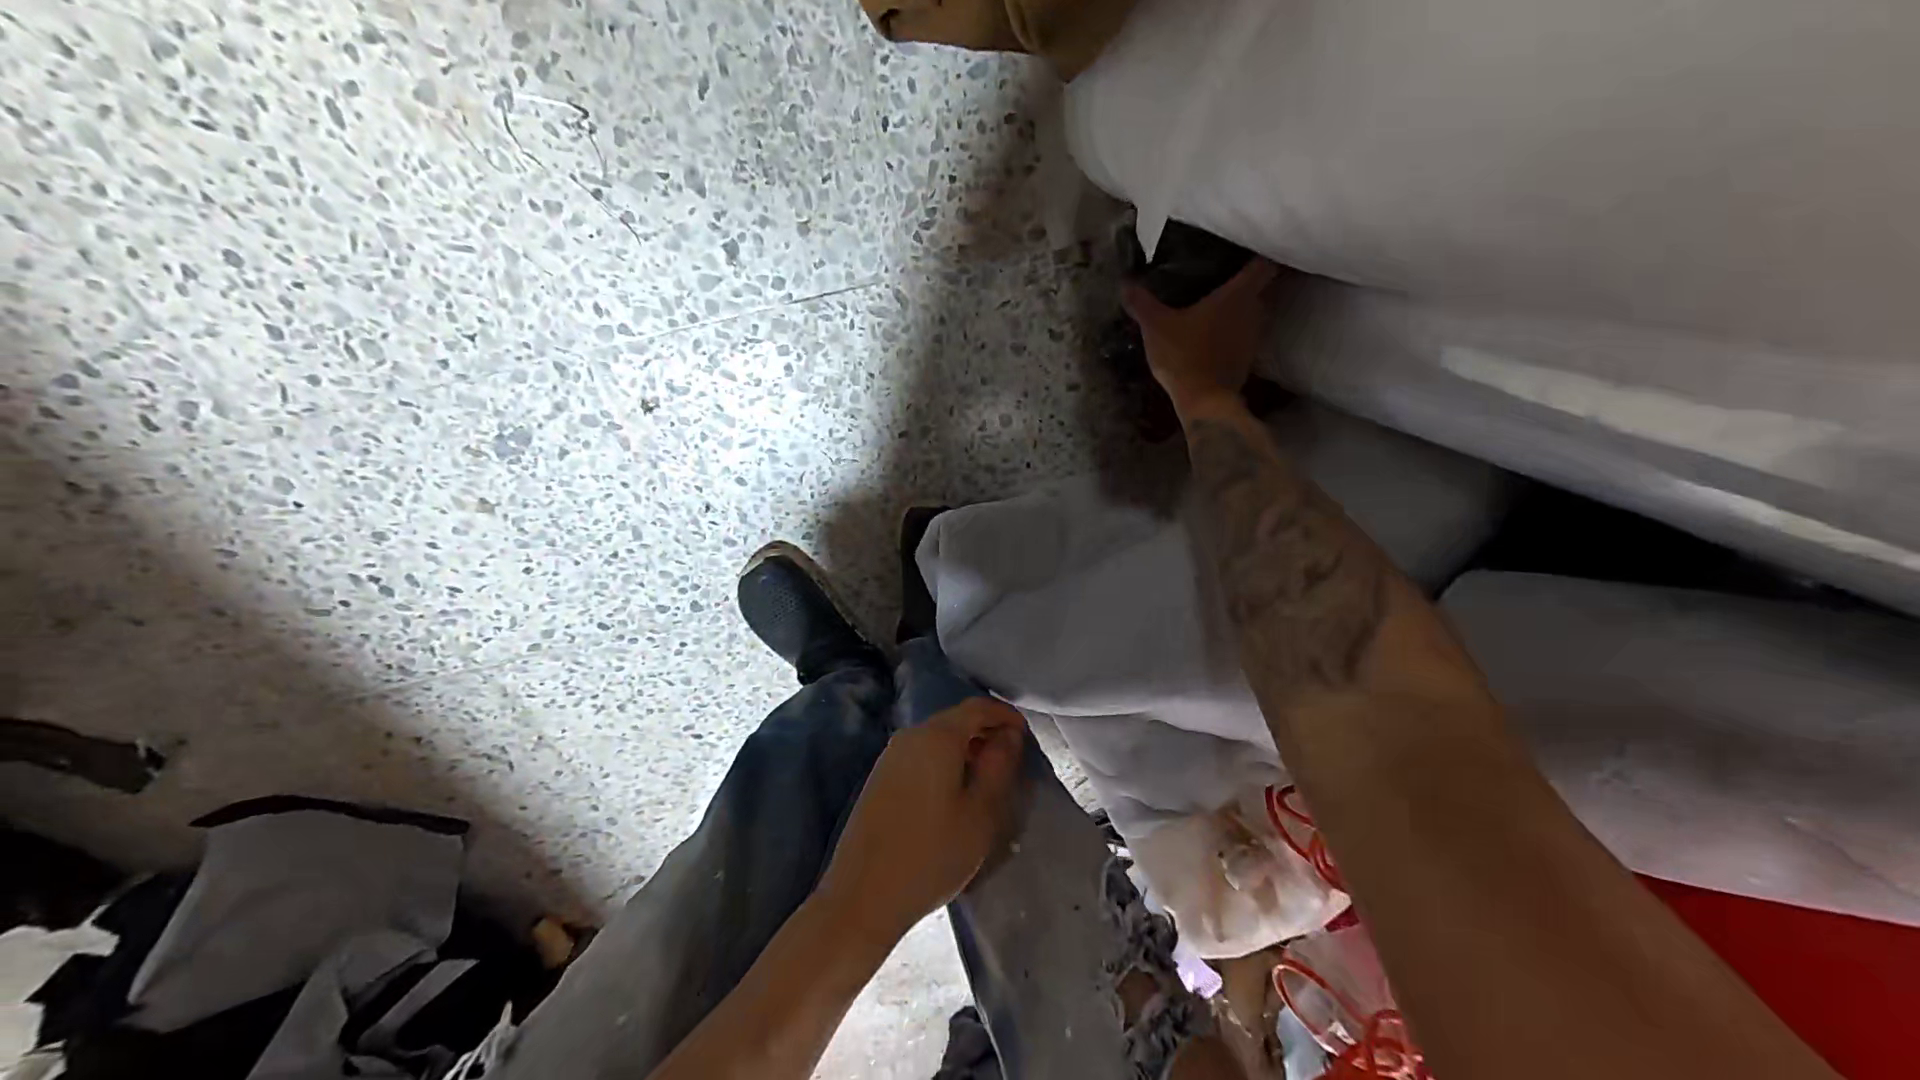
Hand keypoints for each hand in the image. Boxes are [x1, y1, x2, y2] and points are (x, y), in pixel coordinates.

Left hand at [816, 697, 1025, 940]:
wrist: (863, 896)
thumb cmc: (932, 854)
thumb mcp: (980, 812)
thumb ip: (999, 766)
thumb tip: (1008, 735)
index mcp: (935, 737)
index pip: (976, 707)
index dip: (1005, 715)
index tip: (1026, 734)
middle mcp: (909, 737)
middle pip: (955, 720)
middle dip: (986, 732)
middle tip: (1011, 759)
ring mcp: (890, 757)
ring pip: (936, 739)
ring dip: (965, 749)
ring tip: (987, 779)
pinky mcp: (879, 778)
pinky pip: (920, 756)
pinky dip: (944, 762)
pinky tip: (954, 793)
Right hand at [1123, 258, 1282, 418]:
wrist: (1204, 401)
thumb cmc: (1184, 355)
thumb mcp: (1155, 326)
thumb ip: (1141, 303)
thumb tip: (1126, 283)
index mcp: (1237, 295)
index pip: (1263, 265)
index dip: (1259, 255)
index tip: (1245, 253)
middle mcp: (1253, 311)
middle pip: (1258, 288)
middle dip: (1243, 283)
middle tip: (1222, 277)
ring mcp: (1253, 338)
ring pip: (1250, 314)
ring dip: (1237, 311)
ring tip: (1215, 307)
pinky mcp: (1247, 360)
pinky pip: (1242, 337)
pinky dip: (1231, 334)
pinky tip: (1213, 337)